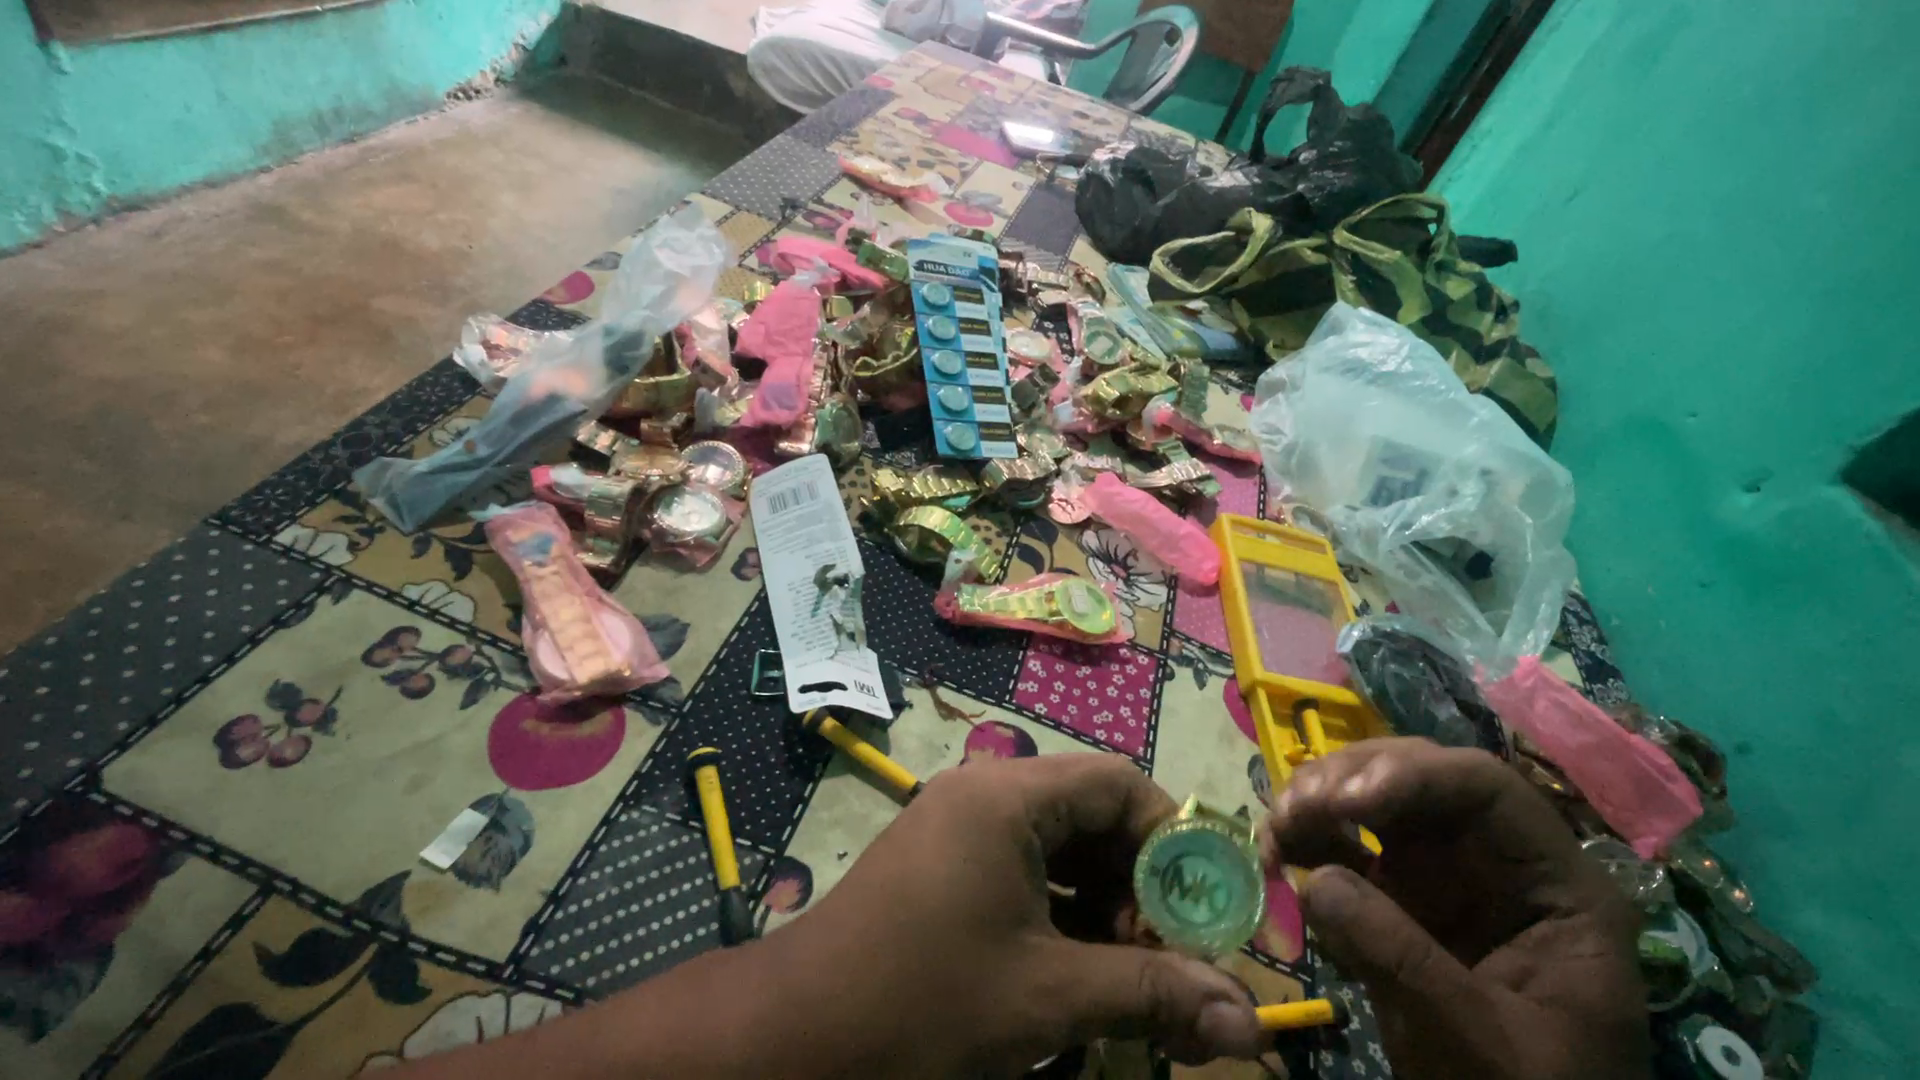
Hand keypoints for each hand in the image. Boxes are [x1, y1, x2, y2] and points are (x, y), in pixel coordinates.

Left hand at [788, 753, 1265, 1076]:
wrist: (797, 1033)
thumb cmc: (925, 999)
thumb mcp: (1047, 995)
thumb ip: (1151, 994)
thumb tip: (1247, 1019)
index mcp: (1008, 797)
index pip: (1118, 784)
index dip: (1171, 842)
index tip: (1197, 913)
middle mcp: (983, 793)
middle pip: (1090, 812)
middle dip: (1138, 882)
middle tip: (1164, 953)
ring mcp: (957, 826)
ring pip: (1058, 844)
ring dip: (1102, 902)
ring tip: (1125, 968)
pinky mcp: (942, 860)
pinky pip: (1022, 866)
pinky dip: (1059, 908)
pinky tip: (1074, 965)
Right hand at [1267, 738, 1648, 1079]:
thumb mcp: (1478, 1043)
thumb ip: (1402, 961)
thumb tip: (1314, 880)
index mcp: (1552, 885)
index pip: (1486, 790)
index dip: (1412, 777)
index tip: (1344, 803)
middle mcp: (1494, 863)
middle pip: (1421, 780)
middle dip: (1352, 780)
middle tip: (1295, 808)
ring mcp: (1443, 878)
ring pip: (1377, 803)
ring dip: (1319, 801)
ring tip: (1276, 827)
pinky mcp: (1397, 900)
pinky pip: (1348, 847)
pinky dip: (1307, 840)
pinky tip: (1275, 851)